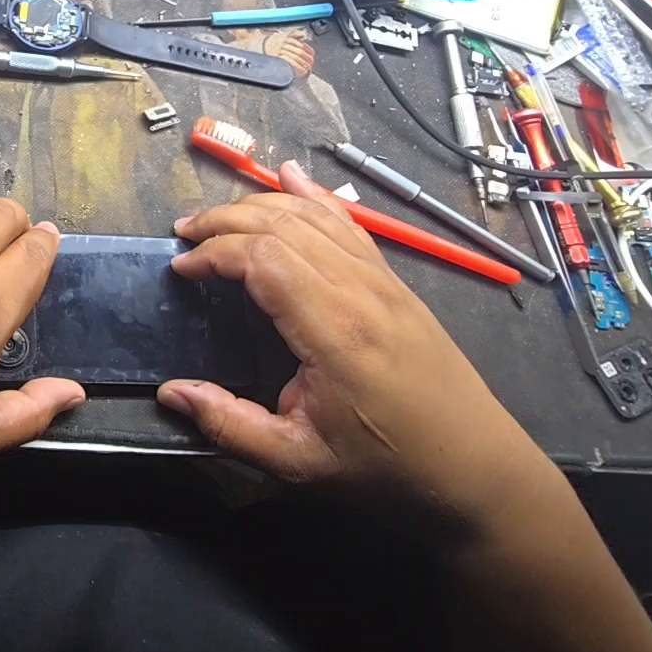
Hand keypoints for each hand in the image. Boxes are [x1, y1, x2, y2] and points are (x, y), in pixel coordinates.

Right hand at [158, 161, 559, 541]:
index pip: (264, 258)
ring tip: (213, 219)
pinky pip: (347, 223)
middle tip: (184, 235)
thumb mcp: (299, 461)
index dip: (214, 253)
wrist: (481, 474)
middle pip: (282, 225)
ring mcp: (383, 280)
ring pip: (312, 215)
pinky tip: (290, 177)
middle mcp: (360, 290)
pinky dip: (312, 196)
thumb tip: (170, 392)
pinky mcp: (395, 282)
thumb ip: (229, 425)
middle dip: (223, 220)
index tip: (181, 270)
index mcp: (336, 330)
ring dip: (257, 206)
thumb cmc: (388, 469)